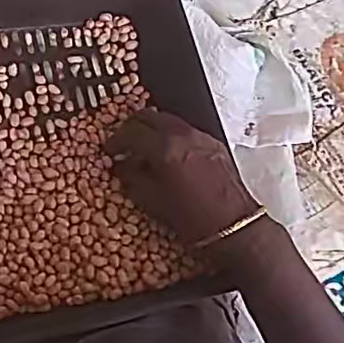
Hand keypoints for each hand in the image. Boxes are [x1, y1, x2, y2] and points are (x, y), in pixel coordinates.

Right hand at [107, 110, 265, 258]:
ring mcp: (200, 137)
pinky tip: (166, 154)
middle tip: (122, 143)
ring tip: (142, 148)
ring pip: (167, 120)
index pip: (131, 132)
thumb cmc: (193, 219)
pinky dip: (169, 135)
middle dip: (131, 127)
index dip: (115, 140)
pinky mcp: (213, 143)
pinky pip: (184, 130)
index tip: (109, 149)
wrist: (234, 226)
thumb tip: (121, 166)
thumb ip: (133, 177)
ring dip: (151, 129)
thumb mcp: (153, 201)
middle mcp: (183, 135)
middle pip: (148, 116)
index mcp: (165, 148)